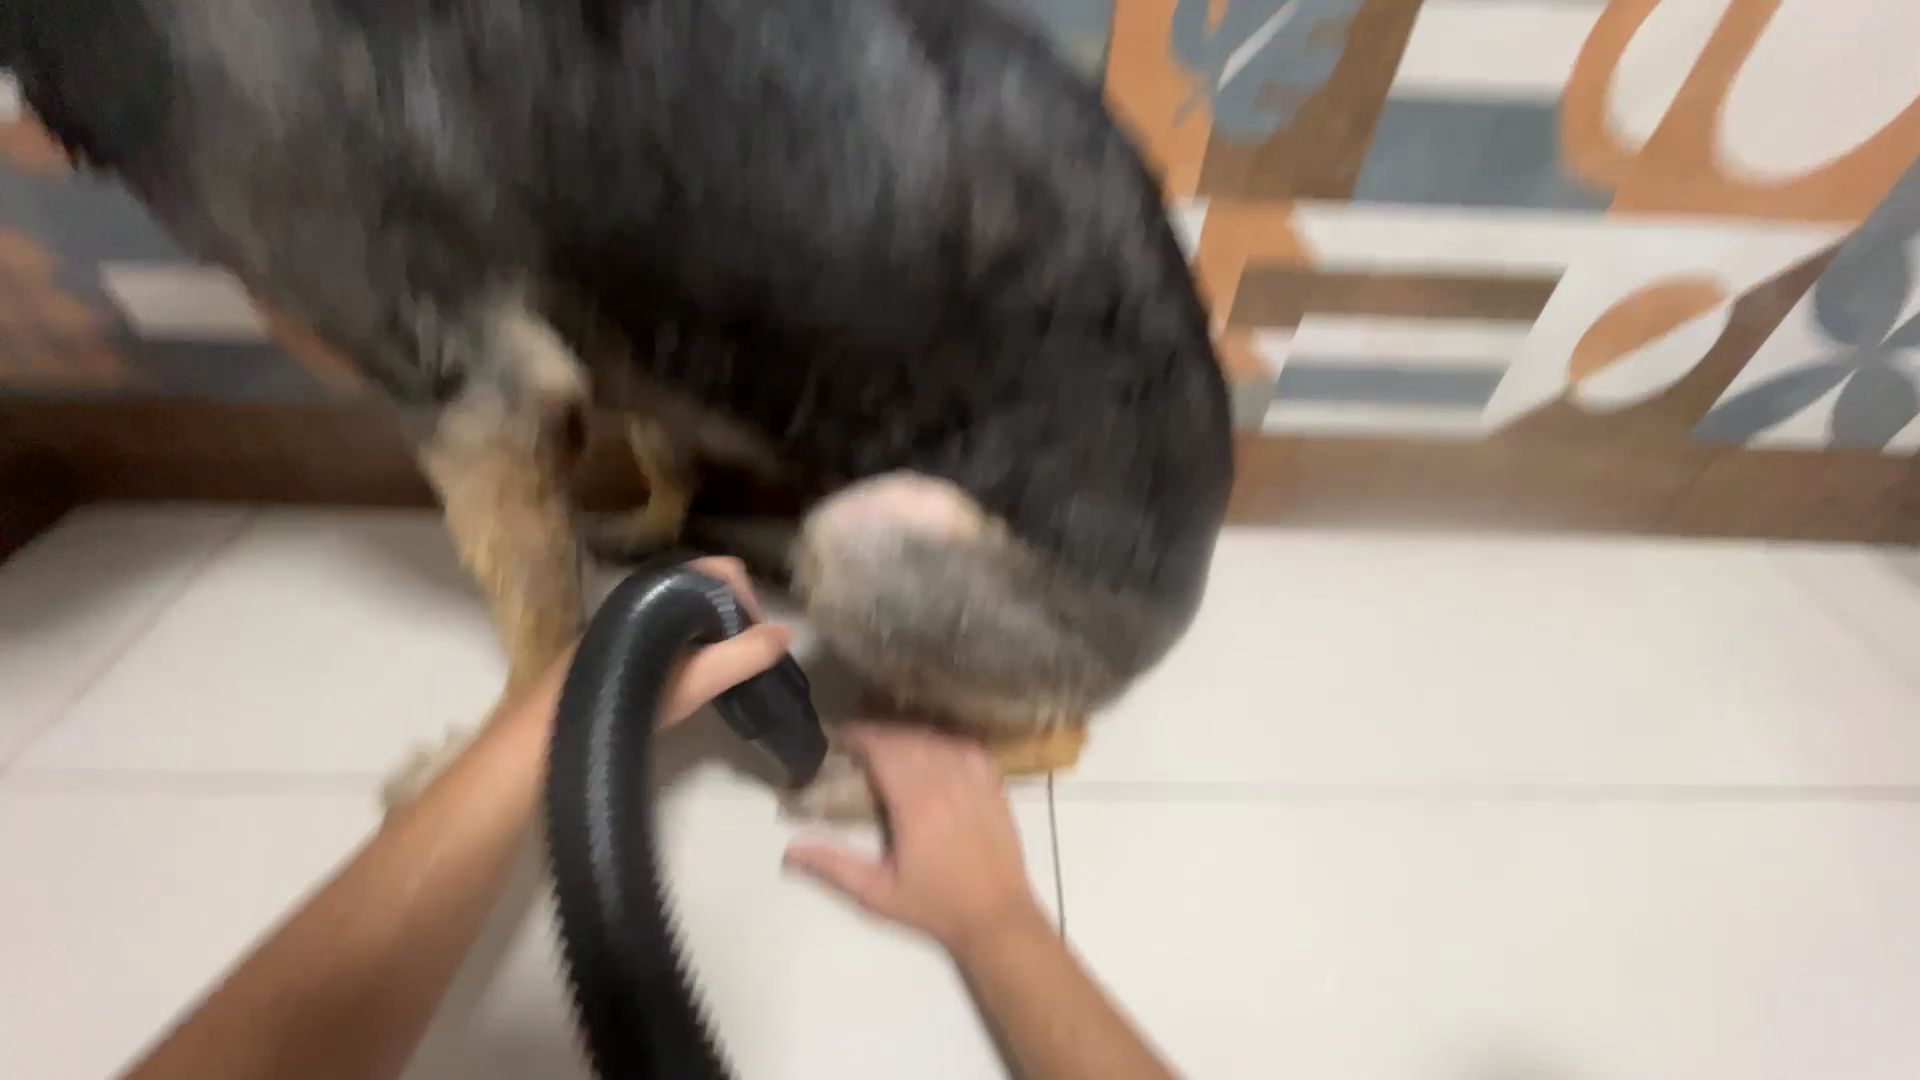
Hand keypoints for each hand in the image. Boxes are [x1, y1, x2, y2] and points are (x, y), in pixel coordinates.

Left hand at [510, 557, 791, 732]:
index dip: (748, 599)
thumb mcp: (694, 681)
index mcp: (661, 590)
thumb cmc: (623, 700)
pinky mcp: (614, 642)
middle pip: (706, 590)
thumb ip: (743, 656)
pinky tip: (686, 679)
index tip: (756, 640)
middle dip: (733, 619)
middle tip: (743, 660)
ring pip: (686, 611)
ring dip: (712, 634)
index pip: (722, 570)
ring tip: (720, 672)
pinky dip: (689, 644)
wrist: (546, 738)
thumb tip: (785, 632)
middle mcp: (643, 594)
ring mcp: (626, 618)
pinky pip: (665, 628)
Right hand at [782, 723, 1044, 953]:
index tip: (844, 738)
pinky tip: (931, 751)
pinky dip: (942, 742)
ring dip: (910, 736)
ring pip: (935, 739)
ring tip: (891, 747)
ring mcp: (974, 777)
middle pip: (907, 739)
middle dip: (882, 735)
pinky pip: (964, 746)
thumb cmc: (933, 905)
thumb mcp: (877, 892)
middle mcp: (946, 780)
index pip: (884, 750)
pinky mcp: (993, 781)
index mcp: (915, 803)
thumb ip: (833, 866)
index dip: (862, 737)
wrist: (996, 915)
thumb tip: (790, 849)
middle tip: (861, 744)